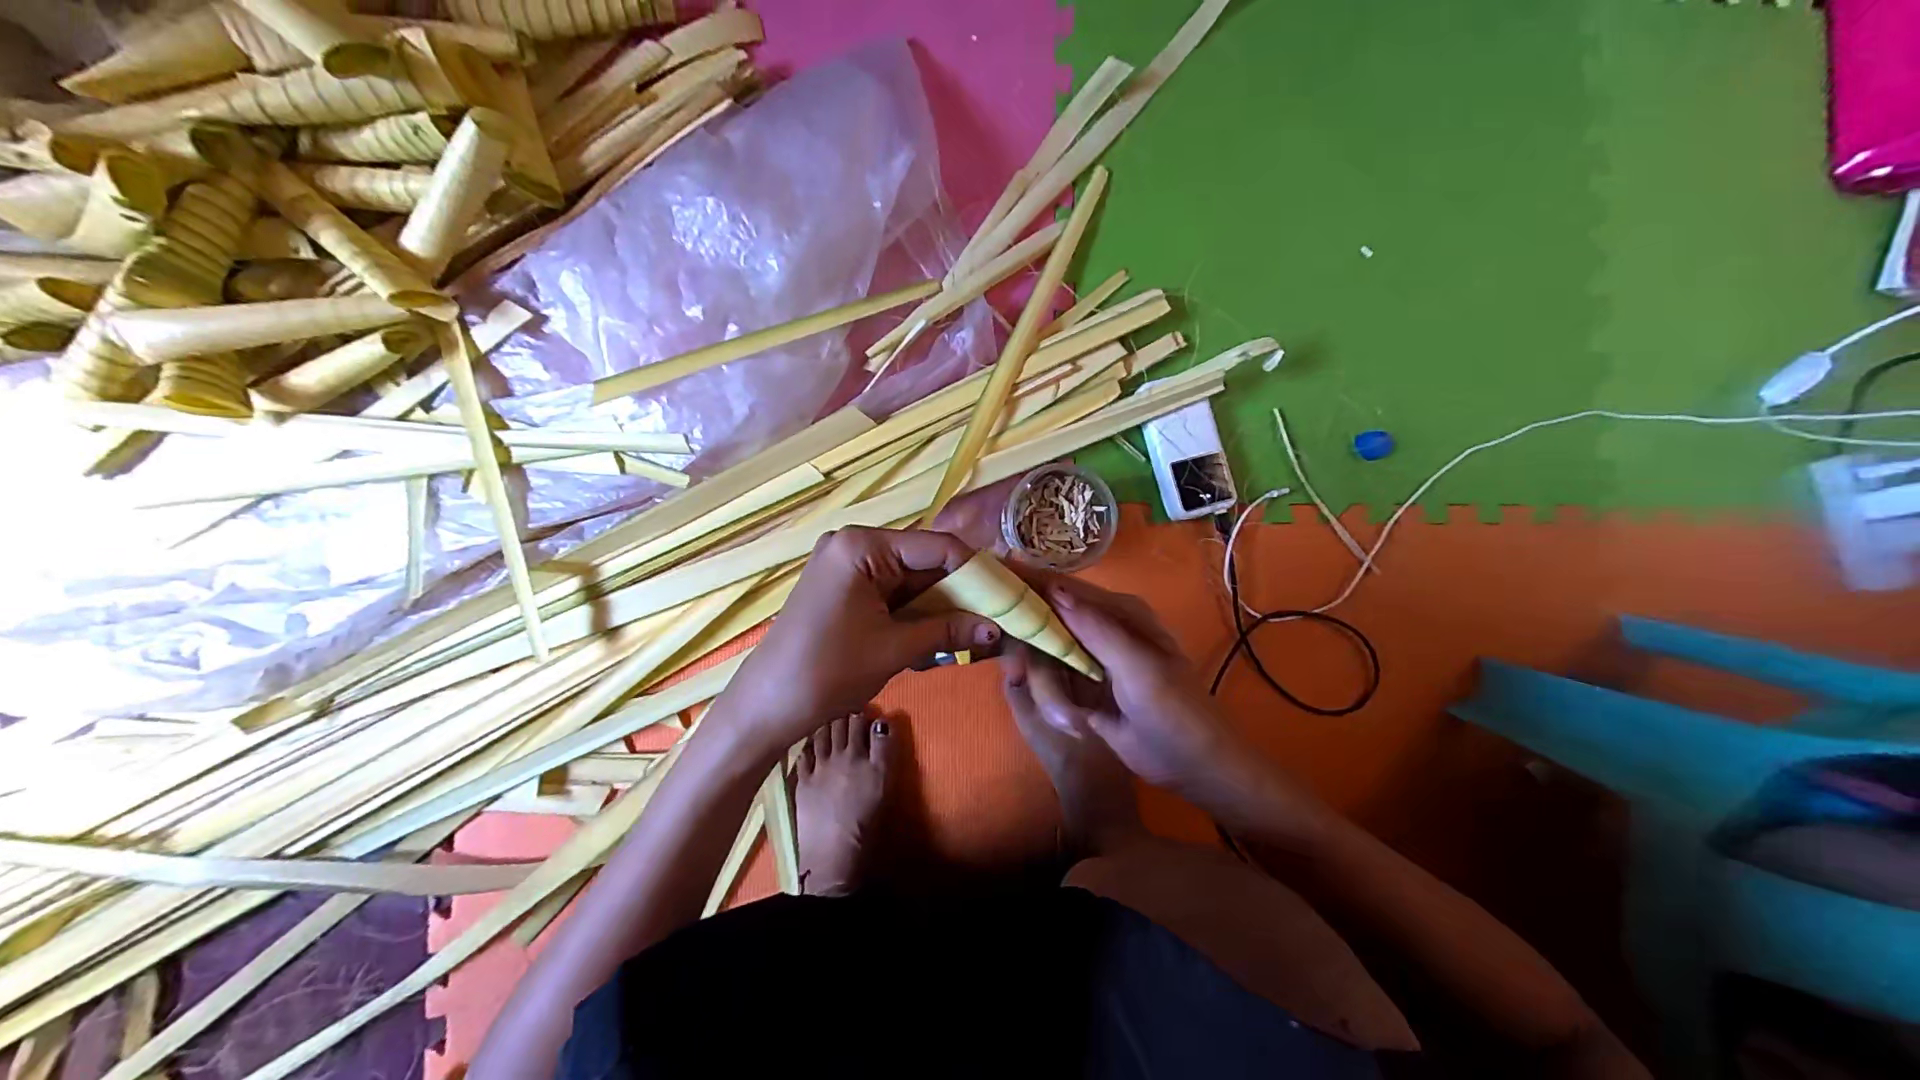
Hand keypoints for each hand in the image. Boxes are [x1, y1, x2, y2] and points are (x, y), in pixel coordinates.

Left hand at [707, 527, 999, 754]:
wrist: (768, 704)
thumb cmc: (830, 670)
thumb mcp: (896, 648)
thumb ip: (948, 630)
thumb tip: (996, 629)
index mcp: (862, 546)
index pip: (937, 546)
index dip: (976, 571)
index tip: (1007, 596)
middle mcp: (853, 544)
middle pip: (923, 561)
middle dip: (958, 593)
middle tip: (994, 618)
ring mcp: (845, 565)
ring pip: (909, 580)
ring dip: (937, 607)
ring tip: (969, 635)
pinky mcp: (842, 587)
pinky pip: (890, 593)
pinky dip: (913, 614)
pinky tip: (933, 640)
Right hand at [998, 574, 1238, 792]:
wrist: (1192, 767)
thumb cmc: (1174, 710)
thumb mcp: (1139, 667)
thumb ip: (1096, 627)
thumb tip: (1054, 588)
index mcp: (1117, 612)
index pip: (1062, 587)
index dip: (1025, 582)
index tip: (988, 581)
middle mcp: (1097, 629)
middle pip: (1040, 626)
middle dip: (1035, 659)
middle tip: (1020, 677)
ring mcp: (1085, 661)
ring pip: (1040, 662)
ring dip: (1051, 694)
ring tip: (1076, 720)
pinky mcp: (1077, 689)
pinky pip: (1047, 688)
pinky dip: (1056, 707)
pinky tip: (1080, 725)